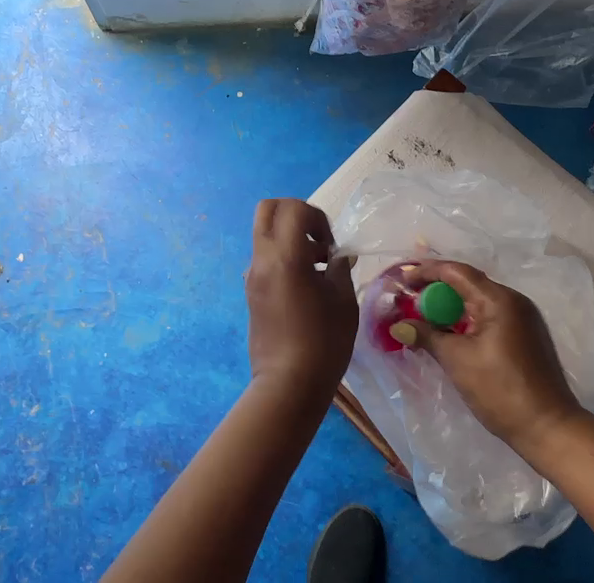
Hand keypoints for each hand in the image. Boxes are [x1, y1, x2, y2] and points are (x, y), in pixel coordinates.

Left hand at [244, 199, 356, 395]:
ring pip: (264, 234)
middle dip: (295, 214)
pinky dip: (283, 258)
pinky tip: (304, 289)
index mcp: (285, 256)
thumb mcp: (343, 301)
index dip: (317, 217)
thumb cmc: (324, 342)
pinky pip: (264, 258)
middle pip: (268, 209)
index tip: (331, 247)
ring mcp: (252, 276)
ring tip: (316, 272)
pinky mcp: (250, 292)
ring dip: (289, 238)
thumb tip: (337, 257)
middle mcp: (262, 259)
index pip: (294, 209)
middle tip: (317, 241)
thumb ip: (340, 269)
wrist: (288, 385)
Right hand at [409, 260, 585, 458]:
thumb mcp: (457, 361)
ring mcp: (523, 318)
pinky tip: (450, 332)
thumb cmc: (500, 391)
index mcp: (499, 299)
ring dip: (451, 306)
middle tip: (408, 298)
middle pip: (468, 283)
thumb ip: (427, 335)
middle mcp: (514, 301)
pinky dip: (467, 320)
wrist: (549, 428)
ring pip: (479, 301)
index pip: (457, 272)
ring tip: (423, 315)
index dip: (426, 272)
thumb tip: (399, 325)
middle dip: (436, 289)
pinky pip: (489, 316)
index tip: (402, 279)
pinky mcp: (525, 335)